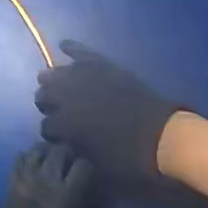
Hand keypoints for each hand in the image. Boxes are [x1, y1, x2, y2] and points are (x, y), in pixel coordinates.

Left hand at [0, 142, 105, 207]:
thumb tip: (105, 191)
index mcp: (70, 196)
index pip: (86, 164)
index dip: (94, 169)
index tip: (99, 178)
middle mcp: (46, 181)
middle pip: (61, 150)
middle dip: (73, 156)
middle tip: (79, 169)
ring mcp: (25, 181)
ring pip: (39, 149)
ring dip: (51, 153)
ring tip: (60, 166)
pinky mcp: (10, 186)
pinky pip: (20, 159)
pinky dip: (32, 158)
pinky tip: (40, 169)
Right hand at [34, 40, 183, 192]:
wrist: (164, 137)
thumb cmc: (130, 157)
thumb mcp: (96, 161)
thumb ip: (76, 146)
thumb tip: (68, 139)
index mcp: (64, 124)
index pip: (45, 126)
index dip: (53, 133)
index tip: (61, 137)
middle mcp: (67, 98)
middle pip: (43, 95)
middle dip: (47, 104)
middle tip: (58, 111)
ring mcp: (84, 78)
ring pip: (55, 74)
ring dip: (54, 81)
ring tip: (58, 86)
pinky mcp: (102, 66)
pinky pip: (81, 52)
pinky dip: (72, 48)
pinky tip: (63, 45)